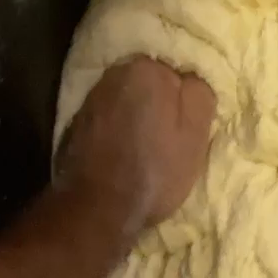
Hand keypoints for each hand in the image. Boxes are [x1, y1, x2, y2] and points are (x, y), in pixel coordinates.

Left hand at [55, 57, 216, 235]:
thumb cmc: (154, 169)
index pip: (176, 71)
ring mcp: (93, 96)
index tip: (185, 125)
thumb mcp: (195, 133)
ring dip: (136, 115)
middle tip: (167, 139)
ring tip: (144, 149)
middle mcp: (115, 73)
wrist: (97, 208)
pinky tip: (121, 153)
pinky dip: (117, 129)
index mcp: (147, 68)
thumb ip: (199, 92)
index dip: (183, 99)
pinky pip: (108, 116)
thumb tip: (191, 78)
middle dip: (159, 103)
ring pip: (127, 98)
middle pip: (149, 82)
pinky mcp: (78, 120)